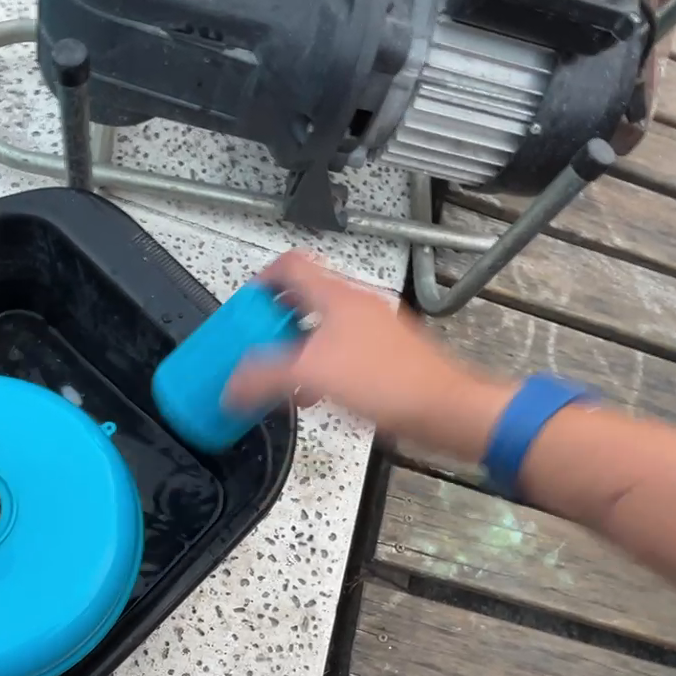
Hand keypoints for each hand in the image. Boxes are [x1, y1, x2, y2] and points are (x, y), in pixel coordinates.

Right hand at [222, 251, 514, 460]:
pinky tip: (313, 396)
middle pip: (304, 299)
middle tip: (255, 345)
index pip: (291, 265)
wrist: (443, 410)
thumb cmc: (389, 383)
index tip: (246, 305)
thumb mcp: (310, 374)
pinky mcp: (385, 359)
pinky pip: (340, 355)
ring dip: (296, 350)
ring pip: (322, 329)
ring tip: (279, 376)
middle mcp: (357, 306)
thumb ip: (264, 376)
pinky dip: (319, 370)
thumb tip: (232, 386)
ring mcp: (374, 331)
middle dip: (275, 323)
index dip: (262, 280)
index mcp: (338, 297)